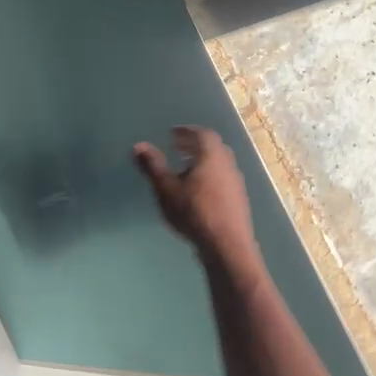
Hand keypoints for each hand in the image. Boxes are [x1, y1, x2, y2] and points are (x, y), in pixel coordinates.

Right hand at [132, 126, 256, 258]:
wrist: (226, 244)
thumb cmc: (193, 211)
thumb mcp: (166, 188)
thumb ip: (152, 166)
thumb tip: (138, 145)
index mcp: (212, 157)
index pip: (203, 134)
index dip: (187, 131)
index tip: (172, 132)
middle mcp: (228, 165)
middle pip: (214, 147)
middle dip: (194, 144)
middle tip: (177, 147)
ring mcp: (236, 183)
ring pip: (219, 164)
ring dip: (202, 160)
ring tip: (184, 168)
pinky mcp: (237, 199)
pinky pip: (222, 178)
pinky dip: (209, 174)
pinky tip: (196, 190)